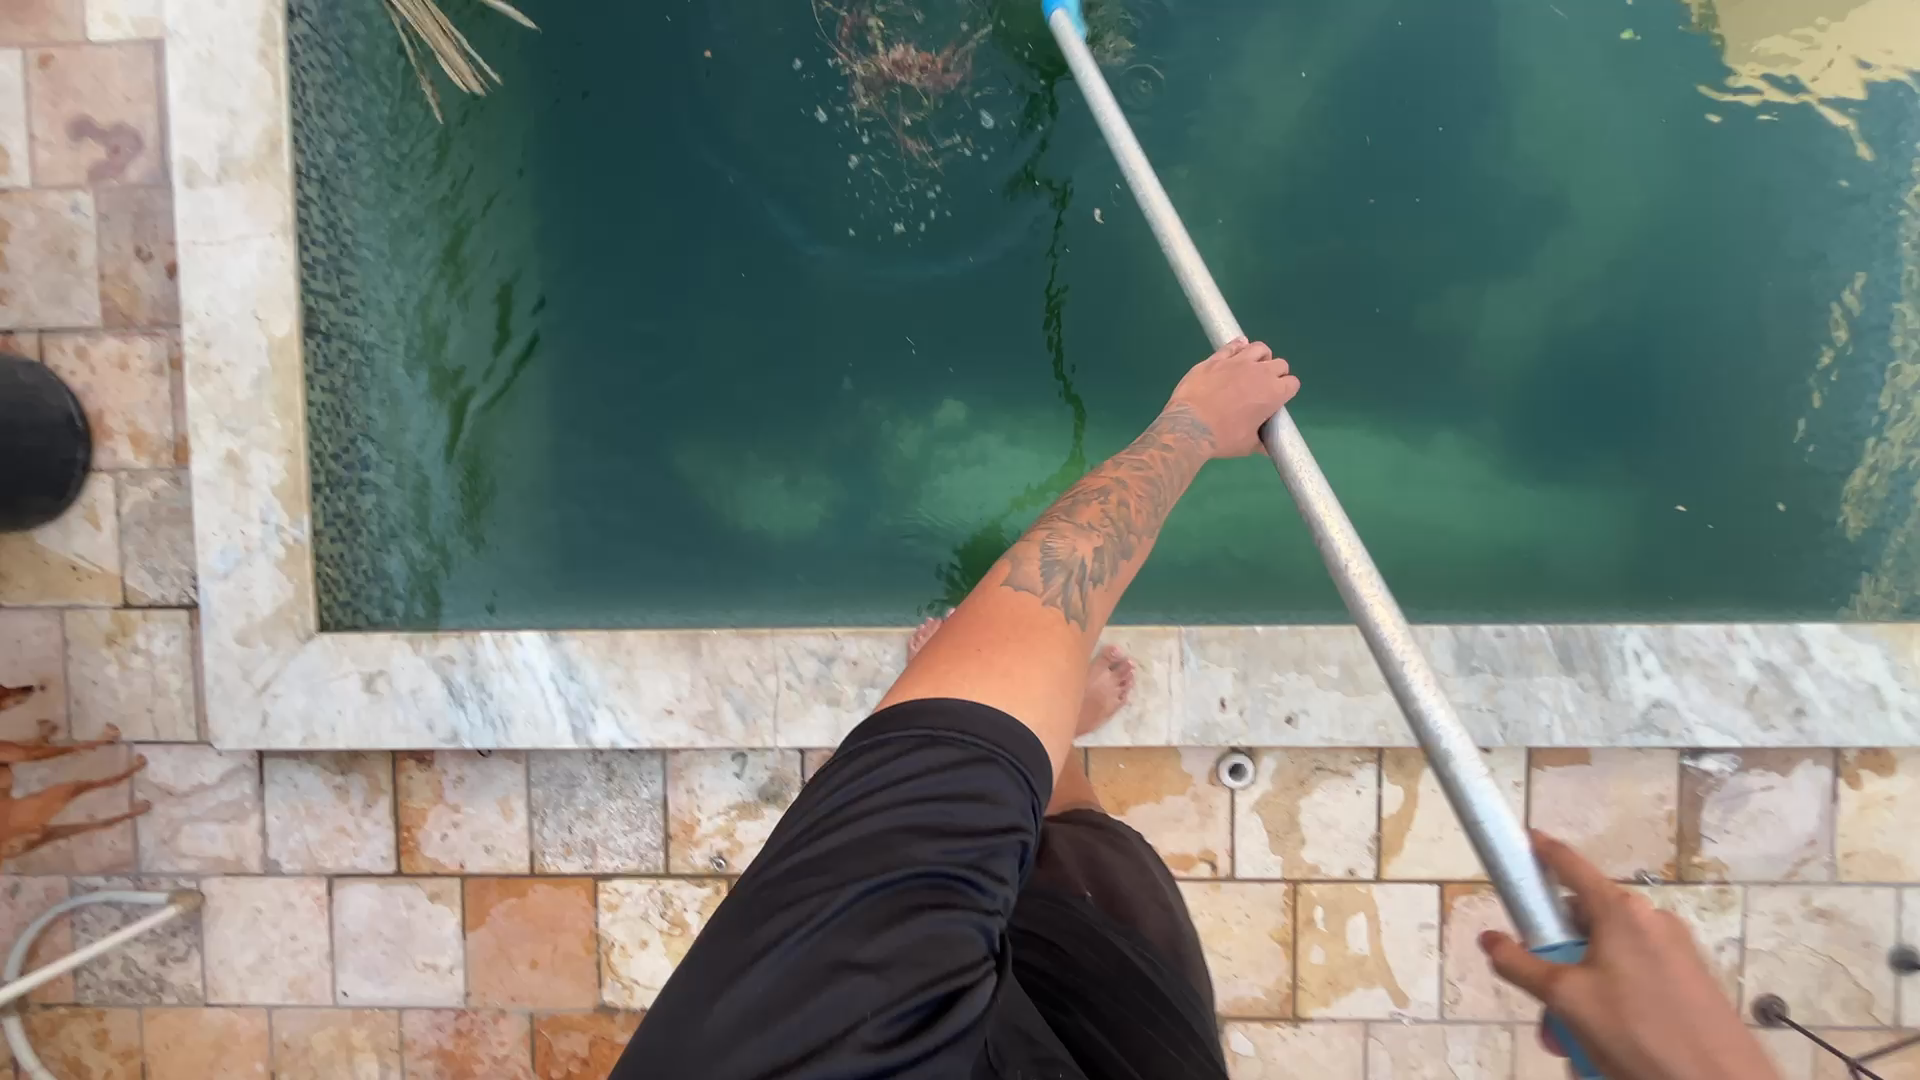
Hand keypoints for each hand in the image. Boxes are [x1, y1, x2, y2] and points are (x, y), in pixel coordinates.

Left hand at [1163, 338, 1299, 458]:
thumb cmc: (1222, 439)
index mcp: (1273, 393)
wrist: (1189, 427)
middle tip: (1262, 387)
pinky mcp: (1215, 359)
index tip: (1274, 400)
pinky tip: (1238, 349)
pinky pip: (1233, 345)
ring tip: (1252, 368)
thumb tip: (1265, 448)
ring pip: (1259, 348)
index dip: (1285, 391)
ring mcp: (1237, 362)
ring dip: (1260, 357)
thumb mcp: (1246, 446)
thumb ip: (1259, 442)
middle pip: (1279, 364)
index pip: (1292, 384)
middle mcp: (1260, 372)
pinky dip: (1238, 346)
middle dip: (1275, 374)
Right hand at [1479, 834, 1781, 1079]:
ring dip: (1577, 994)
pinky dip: (1609, 1007)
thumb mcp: (1566, 998)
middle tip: (1542, 996)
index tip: (1514, 840)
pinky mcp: (1693, 988)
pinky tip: (1603, 1047)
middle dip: (1552, 961)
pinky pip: (1632, 983)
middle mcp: (1650, 922)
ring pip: (1602, 960)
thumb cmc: (1642, 1034)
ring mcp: (1676, 955)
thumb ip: (1518, 963)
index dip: (1536, 849)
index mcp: (1621, 911)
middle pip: (1578, 923)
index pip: (1567, 862)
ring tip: (1571, 1039)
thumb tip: (1489, 939)